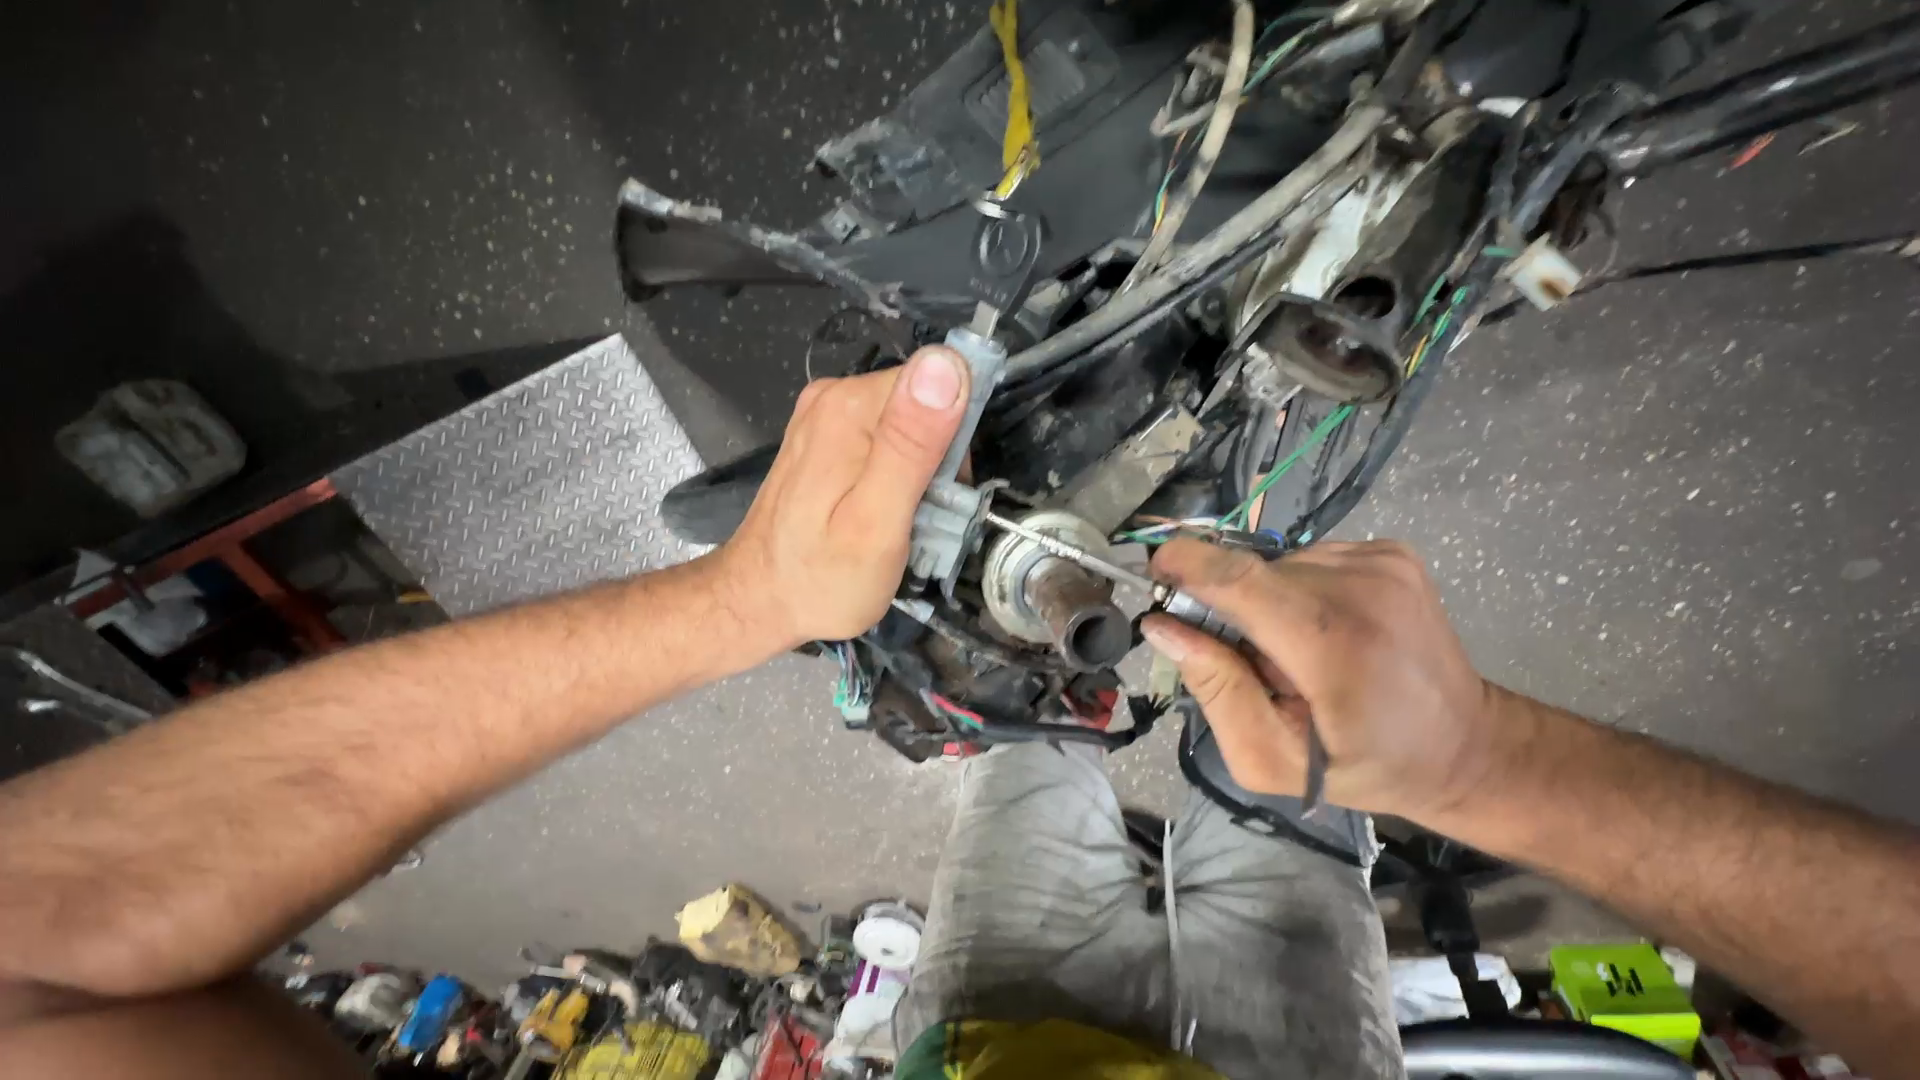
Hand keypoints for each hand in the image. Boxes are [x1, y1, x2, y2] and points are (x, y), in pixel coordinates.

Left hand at [714, 347, 969, 647]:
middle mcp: (834, 398)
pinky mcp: (825, 440)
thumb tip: (947, 363)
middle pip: (924, 408)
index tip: (939, 497)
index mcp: (849, 408)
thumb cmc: (820, 579)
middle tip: (918, 520)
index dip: (953, 445)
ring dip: (921, 477)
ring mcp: (825, 418)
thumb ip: (912, 443)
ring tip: (902, 524)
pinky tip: (884, 515)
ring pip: (909, 429)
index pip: (940, 388)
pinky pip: (885, 443)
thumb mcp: (878, 520)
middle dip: (938, 464)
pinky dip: (898, 480)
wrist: (759, 604)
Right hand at [1139, 538, 1511, 823]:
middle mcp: (1360, 586)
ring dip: (1268, 601)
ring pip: (1280, 565)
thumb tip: (1162, 626)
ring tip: (1298, 650)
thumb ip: (1214, 689)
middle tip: (1250, 659)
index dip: (1185, 566)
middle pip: (1252, 575)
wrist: (1465, 745)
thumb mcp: (1270, 757)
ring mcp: (1383, 562)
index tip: (1153, 574)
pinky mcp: (1393, 552)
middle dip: (1231, 608)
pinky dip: (1301, 591)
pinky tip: (1327, 629)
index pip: (1239, 579)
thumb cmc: (1363, 765)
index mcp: (1332, 644)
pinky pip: (1312, 559)